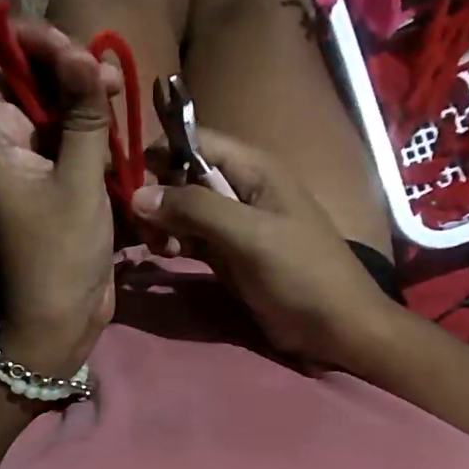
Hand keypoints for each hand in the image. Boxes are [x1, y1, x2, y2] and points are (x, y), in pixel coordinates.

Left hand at [0, 19, 125, 376]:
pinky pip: (79, 138)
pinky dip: (99, 126)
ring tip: (119, 86)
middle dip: (65, 64)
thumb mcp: (78, 184)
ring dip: (87, 93)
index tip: (64, 42)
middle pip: (30, 80)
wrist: (63, 319)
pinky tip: (122, 118)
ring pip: (59, 107)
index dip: (20, 41)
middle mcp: (15, 144)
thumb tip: (83, 54)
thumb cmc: (62, 255)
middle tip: (103, 66)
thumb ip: (83, 119)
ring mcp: (42, 163)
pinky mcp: (67, 181)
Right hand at [130, 130, 401, 368]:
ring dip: (166, 224)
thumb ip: (196, 210)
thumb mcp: (248, 236)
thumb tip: (139, 194)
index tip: (133, 187)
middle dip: (160, 196)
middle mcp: (242, 188)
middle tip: (145, 228)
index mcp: (254, 169)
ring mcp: (236, 223)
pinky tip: (168, 256)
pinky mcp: (231, 254)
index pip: (196, 141)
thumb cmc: (299, 273)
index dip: (161, 156)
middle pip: (185, 176)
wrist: (335, 326)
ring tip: (160, 248)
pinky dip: (177, 244)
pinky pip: (195, 238)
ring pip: (186, 210)